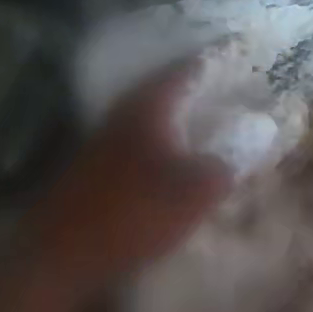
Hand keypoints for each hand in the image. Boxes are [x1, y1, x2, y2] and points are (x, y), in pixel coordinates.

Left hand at [19, 62, 228, 299]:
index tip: (239, 60)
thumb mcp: (190, 195)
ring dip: (179, 114)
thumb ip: (222, 167)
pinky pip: (141, 135)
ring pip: (152, 112)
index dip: (212, 63)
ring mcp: (107, 135)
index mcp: (148, 106)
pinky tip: (177, 155)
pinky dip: (163, 137)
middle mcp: (125, 110)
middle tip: (231, 90)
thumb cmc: (129, 214)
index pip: (184, 70)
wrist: (61, 251)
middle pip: (166, 88)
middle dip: (197, 88)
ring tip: (211, 120)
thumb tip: (250, 144)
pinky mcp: (98, 161)